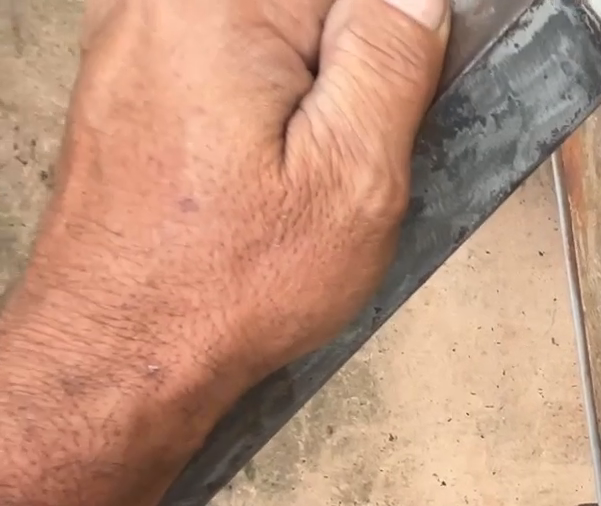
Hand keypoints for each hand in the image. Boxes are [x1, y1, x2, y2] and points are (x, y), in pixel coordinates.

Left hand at [11, 0, 449, 392]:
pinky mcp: (143, 81)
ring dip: (331, 97)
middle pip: (313, 11)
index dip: (399, 40)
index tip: (409, 102)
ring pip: (282, 39)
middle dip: (364, 70)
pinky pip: (244, 66)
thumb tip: (418, 0)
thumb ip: (387, 69)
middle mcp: (165, 6)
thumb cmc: (245, 272)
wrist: (140, 334)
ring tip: (329, 174)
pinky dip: (290, 113)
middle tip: (374, 151)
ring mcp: (142, 40)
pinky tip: (292, 174)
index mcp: (221, 11)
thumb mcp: (357, 175)